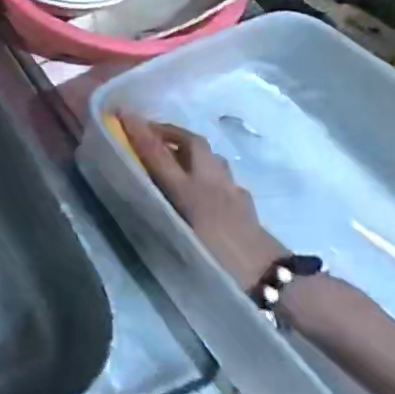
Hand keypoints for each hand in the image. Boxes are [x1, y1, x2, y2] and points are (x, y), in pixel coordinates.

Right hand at [116, 112, 288, 287]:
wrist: (273, 281)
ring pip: (211, 157)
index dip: (139, 131)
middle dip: (170, 131)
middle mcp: (209, 183)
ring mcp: (232, 191)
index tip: (121, 112)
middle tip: (150, 133)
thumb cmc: (219, 262)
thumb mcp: (179, 236)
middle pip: (192, 142)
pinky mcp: (246, 205)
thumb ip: (156, 209)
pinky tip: (206, 186)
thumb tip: (133, 185)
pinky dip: (209, 172)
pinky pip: (224, 177)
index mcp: (188, 190)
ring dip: (192, 149)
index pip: (158, 152)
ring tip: (176, 156)